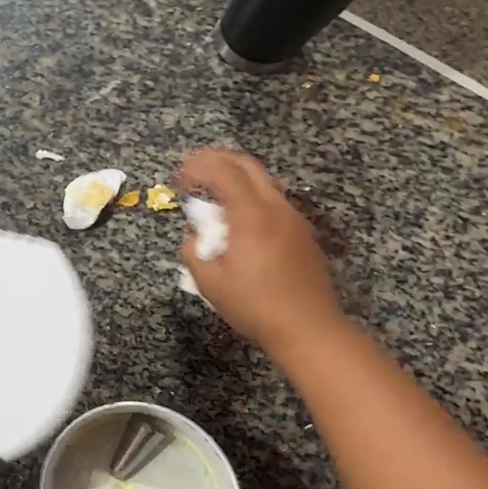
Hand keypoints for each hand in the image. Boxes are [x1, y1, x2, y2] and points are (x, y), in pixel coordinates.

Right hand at [175, 148, 343, 352]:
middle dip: (217, 160)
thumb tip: (196, 237)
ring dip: (236, 178)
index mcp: (252, 215)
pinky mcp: (302, 233)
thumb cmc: (255, 305)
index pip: (223, 173)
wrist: (309, 328)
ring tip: (213, 194)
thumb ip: (194, 251)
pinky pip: (273, 201)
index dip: (197, 167)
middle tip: (194, 168)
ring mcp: (293, 219)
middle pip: (247, 165)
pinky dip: (251, 196)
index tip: (178, 177)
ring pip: (264, 181)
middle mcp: (276, 208)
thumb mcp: (210, 282)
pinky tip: (238, 219)